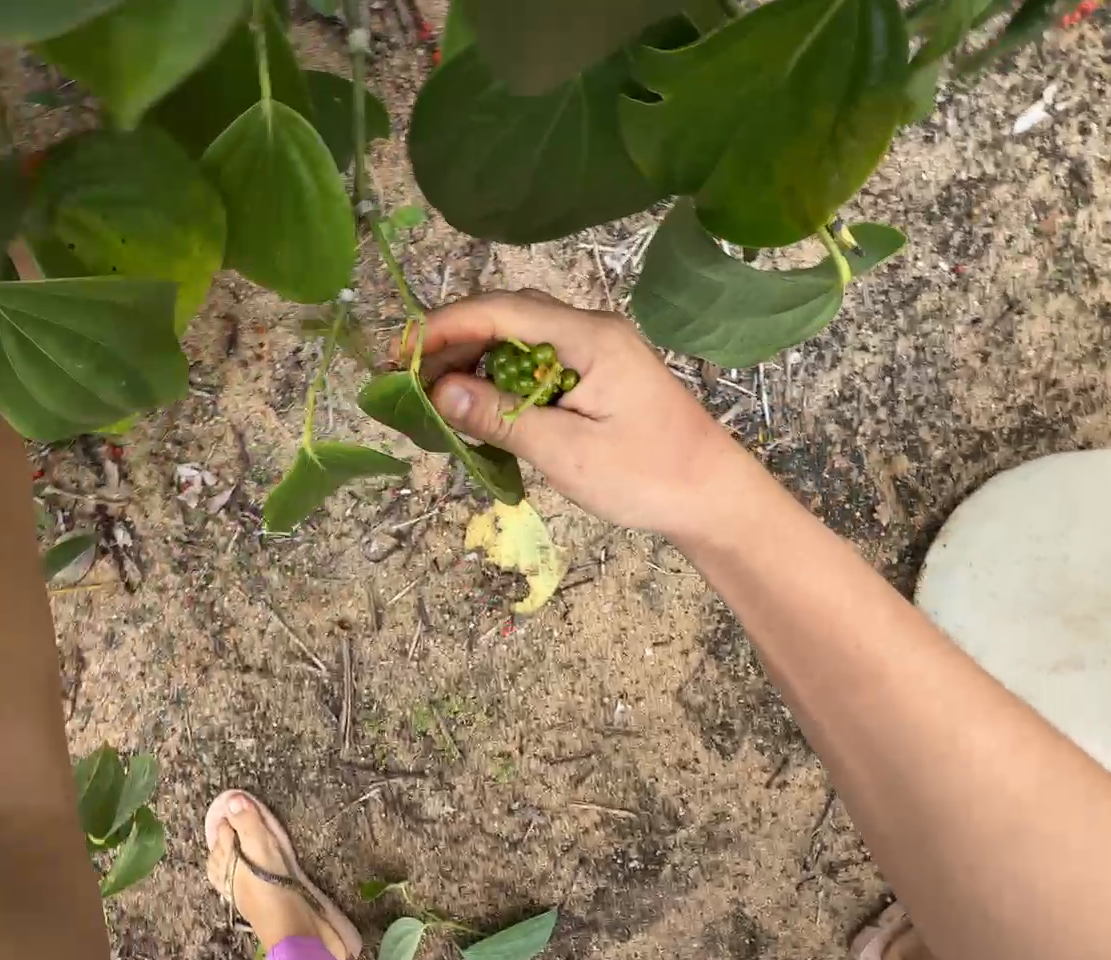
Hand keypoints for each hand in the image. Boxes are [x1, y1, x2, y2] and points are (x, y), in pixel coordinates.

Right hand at [417, 290, 750, 537]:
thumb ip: (501, 417)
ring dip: (471, 359)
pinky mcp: (593, 374)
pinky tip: (475, 401)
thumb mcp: (565, 452)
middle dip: (451, 340)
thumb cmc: (645, 476)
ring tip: (431, 390)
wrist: (711, 496)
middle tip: (406, 376)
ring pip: (517, 338)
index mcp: (589, 337)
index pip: (502, 312)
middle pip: (506, 316)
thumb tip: (439, 390)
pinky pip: (533, 362)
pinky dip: (496, 377)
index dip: (444, 326)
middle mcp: (590, 330)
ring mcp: (593, 350)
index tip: (400, 352)